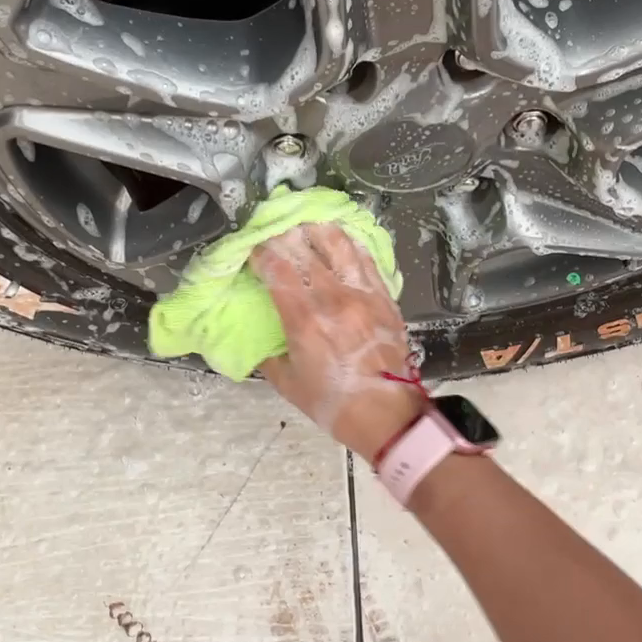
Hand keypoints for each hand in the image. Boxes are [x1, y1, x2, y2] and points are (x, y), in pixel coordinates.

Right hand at [252, 224, 423, 461]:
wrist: (387, 415)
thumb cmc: (334, 404)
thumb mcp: (288, 384)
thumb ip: (269, 354)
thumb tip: (260, 335)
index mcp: (304, 319)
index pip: (277, 269)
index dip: (261, 253)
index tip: (253, 252)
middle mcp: (333, 298)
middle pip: (306, 249)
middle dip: (286, 237)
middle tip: (277, 234)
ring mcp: (363, 294)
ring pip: (340, 245)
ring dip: (320, 231)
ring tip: (308, 226)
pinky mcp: (384, 298)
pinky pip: (367, 260)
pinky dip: (351, 245)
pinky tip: (342, 241)